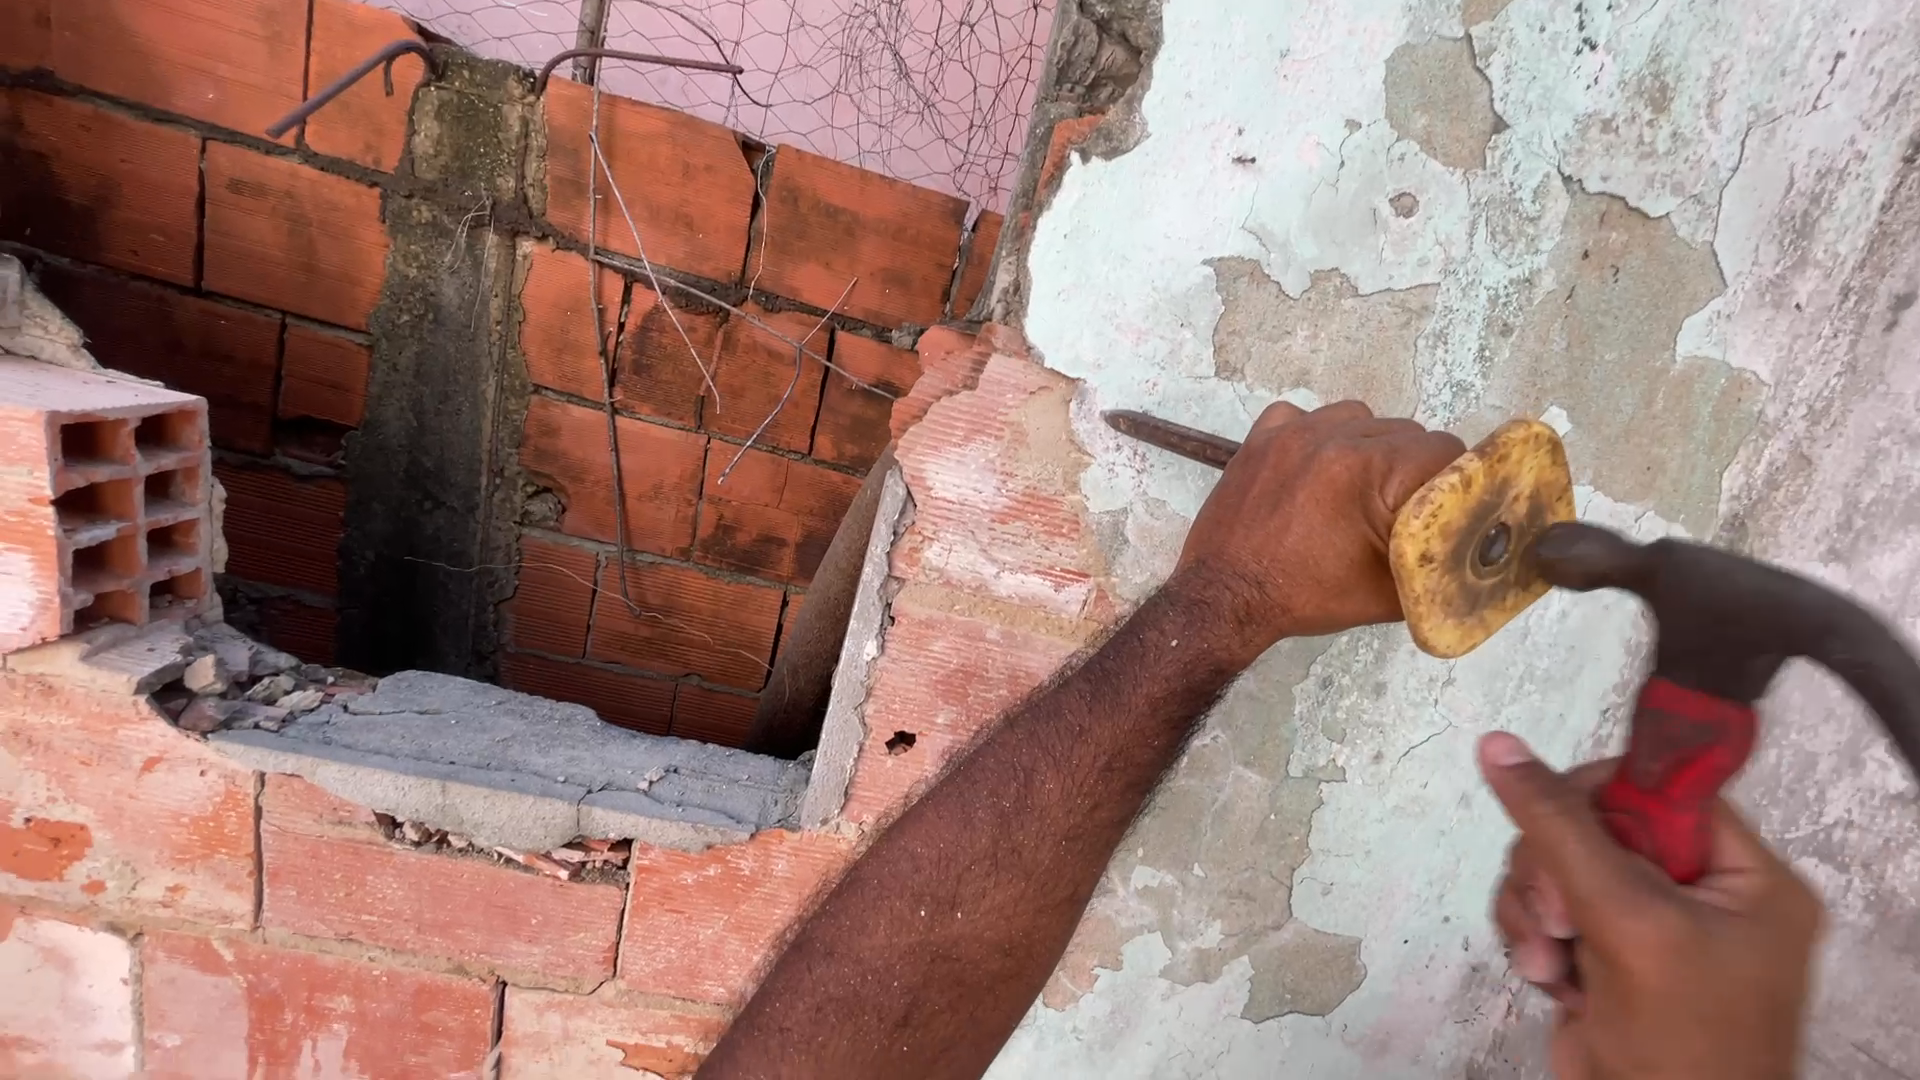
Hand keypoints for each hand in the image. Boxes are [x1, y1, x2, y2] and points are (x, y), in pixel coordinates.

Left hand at [1175, 401, 1463, 654]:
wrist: (1225, 597)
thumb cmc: (1304, 597)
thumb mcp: (1390, 590)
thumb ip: (1437, 558)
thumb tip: (1473, 545)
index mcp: (1368, 469)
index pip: (1444, 450)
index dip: (1453, 482)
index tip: (1442, 507)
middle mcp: (1329, 439)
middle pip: (1403, 432)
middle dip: (1411, 468)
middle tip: (1401, 507)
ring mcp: (1289, 435)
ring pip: (1356, 418)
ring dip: (1366, 445)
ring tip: (1356, 487)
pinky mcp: (1258, 440)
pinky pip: (1300, 415)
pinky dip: (1314, 434)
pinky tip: (1313, 466)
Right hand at [1481, 733, 1822, 1079]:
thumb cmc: (1676, 1028)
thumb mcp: (1620, 915)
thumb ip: (1557, 824)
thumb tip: (1496, 744)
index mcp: (1740, 875)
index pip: (1653, 787)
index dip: (1594, 793)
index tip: (1558, 822)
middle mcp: (1691, 887)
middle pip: (1584, 823)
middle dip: (1551, 870)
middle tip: (1560, 916)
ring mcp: (1640, 917)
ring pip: (1549, 862)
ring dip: (1532, 906)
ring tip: (1548, 956)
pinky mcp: (1595, 942)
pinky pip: (1536, 899)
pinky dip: (1527, 931)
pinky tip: (1547, 972)